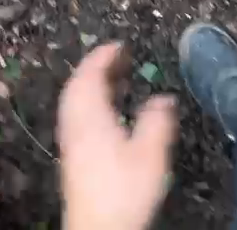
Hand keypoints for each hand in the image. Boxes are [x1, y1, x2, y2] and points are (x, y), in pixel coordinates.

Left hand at [56, 43, 177, 229]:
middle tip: (117, 57)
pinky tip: (106, 112)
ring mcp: (71, 142)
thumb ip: (157, 120)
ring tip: (114, 79)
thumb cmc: (124, 191)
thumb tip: (164, 97)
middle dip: (95, 67)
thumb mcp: (150, 154)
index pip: (90, 75)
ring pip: (74, 101)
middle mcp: (76, 125)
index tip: (119, 44)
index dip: (103, 55)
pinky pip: (75, 115)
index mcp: (92, 117)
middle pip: (77, 86)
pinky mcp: (72, 157)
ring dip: (91, 84)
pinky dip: (88, 102)